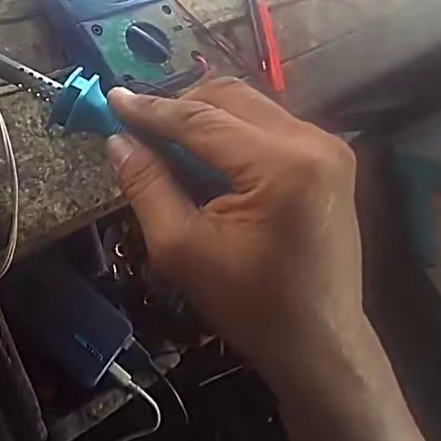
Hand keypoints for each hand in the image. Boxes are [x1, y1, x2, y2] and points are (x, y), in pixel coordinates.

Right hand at [106, 79, 367, 397]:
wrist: (320, 344)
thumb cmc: (251, 305)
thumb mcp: (182, 250)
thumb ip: (146, 186)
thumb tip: (118, 140)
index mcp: (283, 165)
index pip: (202, 119)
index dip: (151, 109)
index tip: (111, 99)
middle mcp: (313, 141)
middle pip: (230, 97)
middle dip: (178, 106)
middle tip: (138, 127)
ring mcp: (327, 146)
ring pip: (248, 105)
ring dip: (203, 117)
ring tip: (167, 145)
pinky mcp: (328, 159)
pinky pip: (266, 125)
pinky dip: (229, 132)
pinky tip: (205, 159)